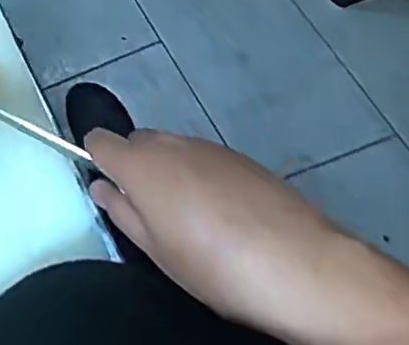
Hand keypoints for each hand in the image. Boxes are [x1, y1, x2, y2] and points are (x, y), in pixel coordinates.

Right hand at [85, 130, 408, 344]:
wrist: (310, 270)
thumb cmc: (220, 268)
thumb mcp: (160, 254)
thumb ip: (122, 214)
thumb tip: (103, 188)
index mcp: (138, 164)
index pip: (97, 139)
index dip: (99, 160)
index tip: (113, 189)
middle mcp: (167, 144)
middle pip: (136, 141)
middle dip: (138, 167)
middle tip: (158, 213)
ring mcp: (206, 146)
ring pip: (172, 149)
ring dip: (173, 172)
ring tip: (200, 219)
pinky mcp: (240, 156)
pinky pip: (205, 158)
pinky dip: (206, 177)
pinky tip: (232, 217)